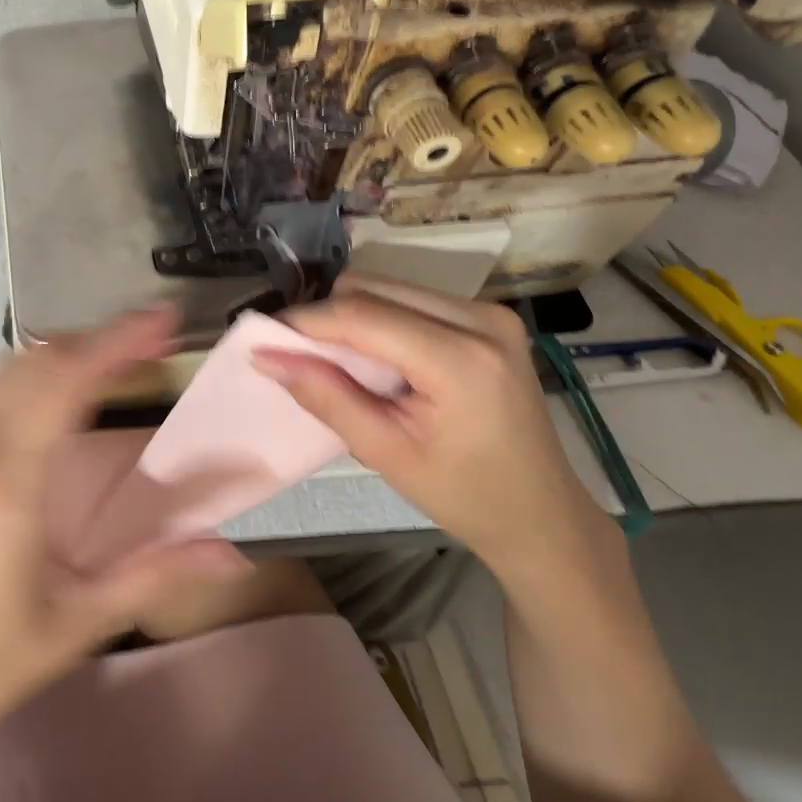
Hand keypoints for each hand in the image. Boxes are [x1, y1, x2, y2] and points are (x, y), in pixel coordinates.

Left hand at [0, 306, 248, 801]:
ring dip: (54, 358)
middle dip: (95, 342)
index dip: (117, 340)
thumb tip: (230, 550)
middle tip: (150, 344)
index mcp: (7, 484)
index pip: (65, 380)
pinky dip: (14, 379)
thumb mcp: (74, 626)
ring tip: (105, 365)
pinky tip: (35, 401)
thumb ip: (152, 575)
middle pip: (34, 365)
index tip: (162, 320)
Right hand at [253, 275, 613, 573]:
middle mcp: (480, 319)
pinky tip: (375, 362)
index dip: (304, 322)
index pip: (361, 315)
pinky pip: (411, 299)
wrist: (540, 514)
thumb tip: (266, 358)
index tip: (261, 339)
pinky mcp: (487, 318)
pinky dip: (378, 321)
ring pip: (389, 288)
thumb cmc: (464, 494)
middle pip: (373, 288)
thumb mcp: (385, 452)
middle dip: (326, 318)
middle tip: (299, 359)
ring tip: (338, 365)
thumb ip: (326, 397)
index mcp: (461, 359)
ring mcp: (488, 314)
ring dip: (351, 318)